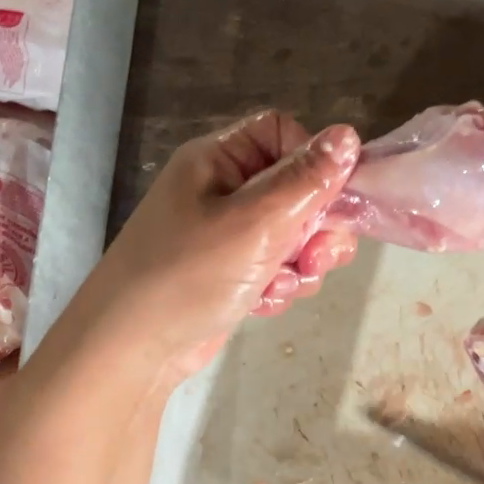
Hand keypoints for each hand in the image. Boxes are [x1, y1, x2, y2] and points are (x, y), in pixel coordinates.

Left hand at [77, 110, 361, 378]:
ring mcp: (229, 234)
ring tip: (278, 286)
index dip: (317, 166)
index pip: (286, 135)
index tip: (333, 204)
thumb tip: (349, 135)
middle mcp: (225, 189)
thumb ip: (306, 179)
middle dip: (317, 229)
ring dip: (301, 265)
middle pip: (300, 190)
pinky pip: (280, 268)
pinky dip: (281, 286)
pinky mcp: (235, 272)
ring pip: (297, 235)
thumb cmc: (191, 275)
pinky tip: (262, 303)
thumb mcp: (256, 221)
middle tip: (316, 259)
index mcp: (221, 159)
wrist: (134, 347)